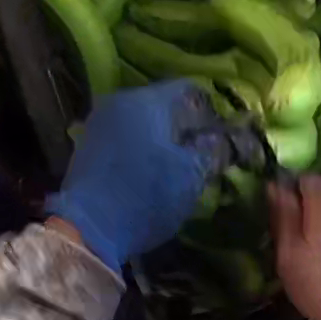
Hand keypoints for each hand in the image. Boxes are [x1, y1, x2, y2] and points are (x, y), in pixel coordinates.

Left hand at [44, 80, 236, 267]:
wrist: (87, 229)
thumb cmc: (145, 197)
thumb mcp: (191, 175)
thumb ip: (216, 150)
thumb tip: (234, 137)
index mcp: (147, 100)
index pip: (192, 90)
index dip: (215, 113)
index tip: (226, 140)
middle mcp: (119, 102)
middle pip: (166, 106)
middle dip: (189, 128)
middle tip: (207, 156)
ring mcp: (99, 125)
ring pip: (145, 124)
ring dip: (166, 141)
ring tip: (180, 169)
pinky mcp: (88, 149)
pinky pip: (126, 140)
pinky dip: (144, 152)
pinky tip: (152, 175)